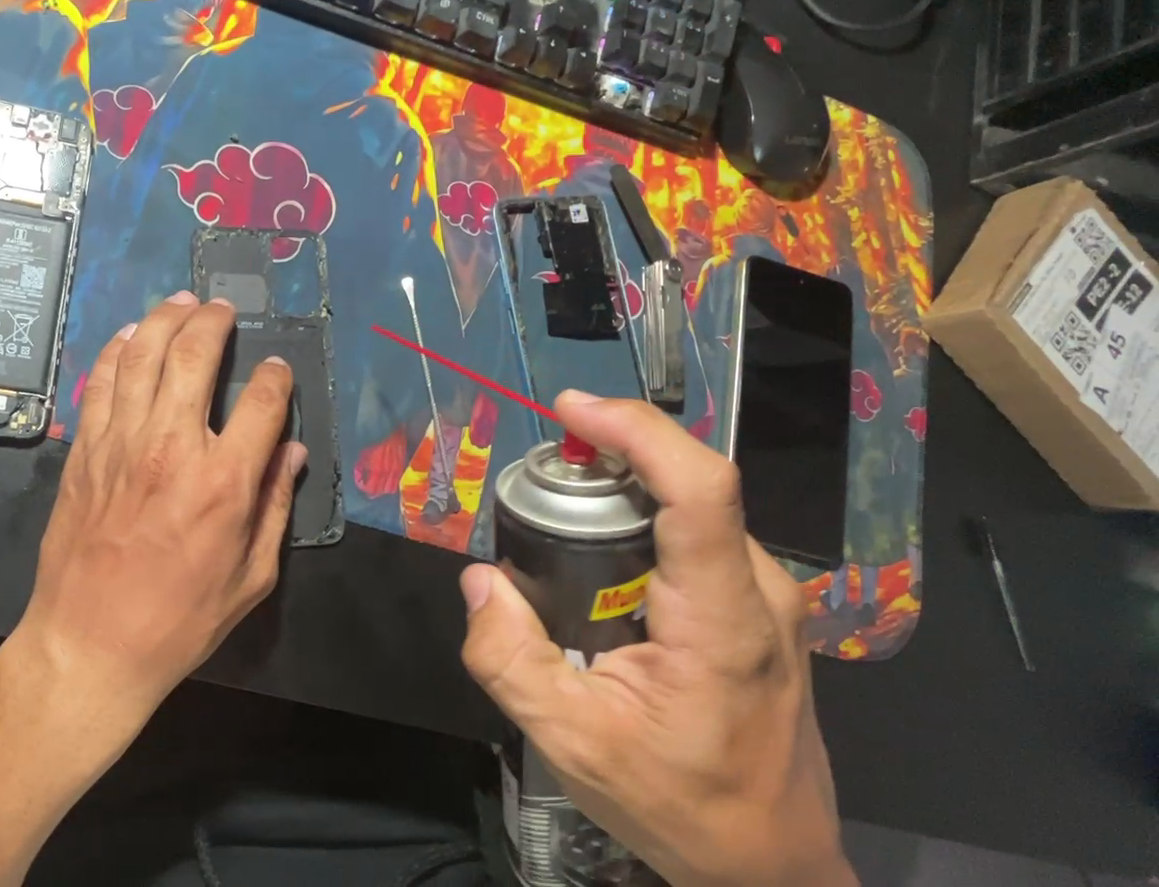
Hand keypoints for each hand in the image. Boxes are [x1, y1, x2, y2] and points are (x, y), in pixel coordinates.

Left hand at [12, 291, 304, 724]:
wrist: (90, 643)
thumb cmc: (179, 621)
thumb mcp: (250, 578)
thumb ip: (273, 507)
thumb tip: (291, 453)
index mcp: (224, 482)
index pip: (262, 403)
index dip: (276, 377)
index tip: (277, 369)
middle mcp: (172, 447)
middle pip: (194, 357)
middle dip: (214, 322)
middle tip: (222, 308)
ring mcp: (120, 443)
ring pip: (141, 356)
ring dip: (163, 320)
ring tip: (180, 303)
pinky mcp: (84, 451)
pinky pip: (100, 384)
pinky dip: (115, 351)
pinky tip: (128, 336)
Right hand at [461, 392, 853, 886]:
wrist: (770, 866)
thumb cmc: (681, 806)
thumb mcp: (571, 742)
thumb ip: (510, 659)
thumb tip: (480, 581)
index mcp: (722, 619)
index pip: (700, 489)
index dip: (636, 431)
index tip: (569, 410)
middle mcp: (759, 592)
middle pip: (689, 486)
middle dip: (610, 459)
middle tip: (537, 480)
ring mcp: (766, 601)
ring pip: (692, 510)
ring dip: (624, 492)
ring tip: (556, 517)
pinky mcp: (756, 612)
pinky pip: (696, 538)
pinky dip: (642, 522)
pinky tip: (598, 557)